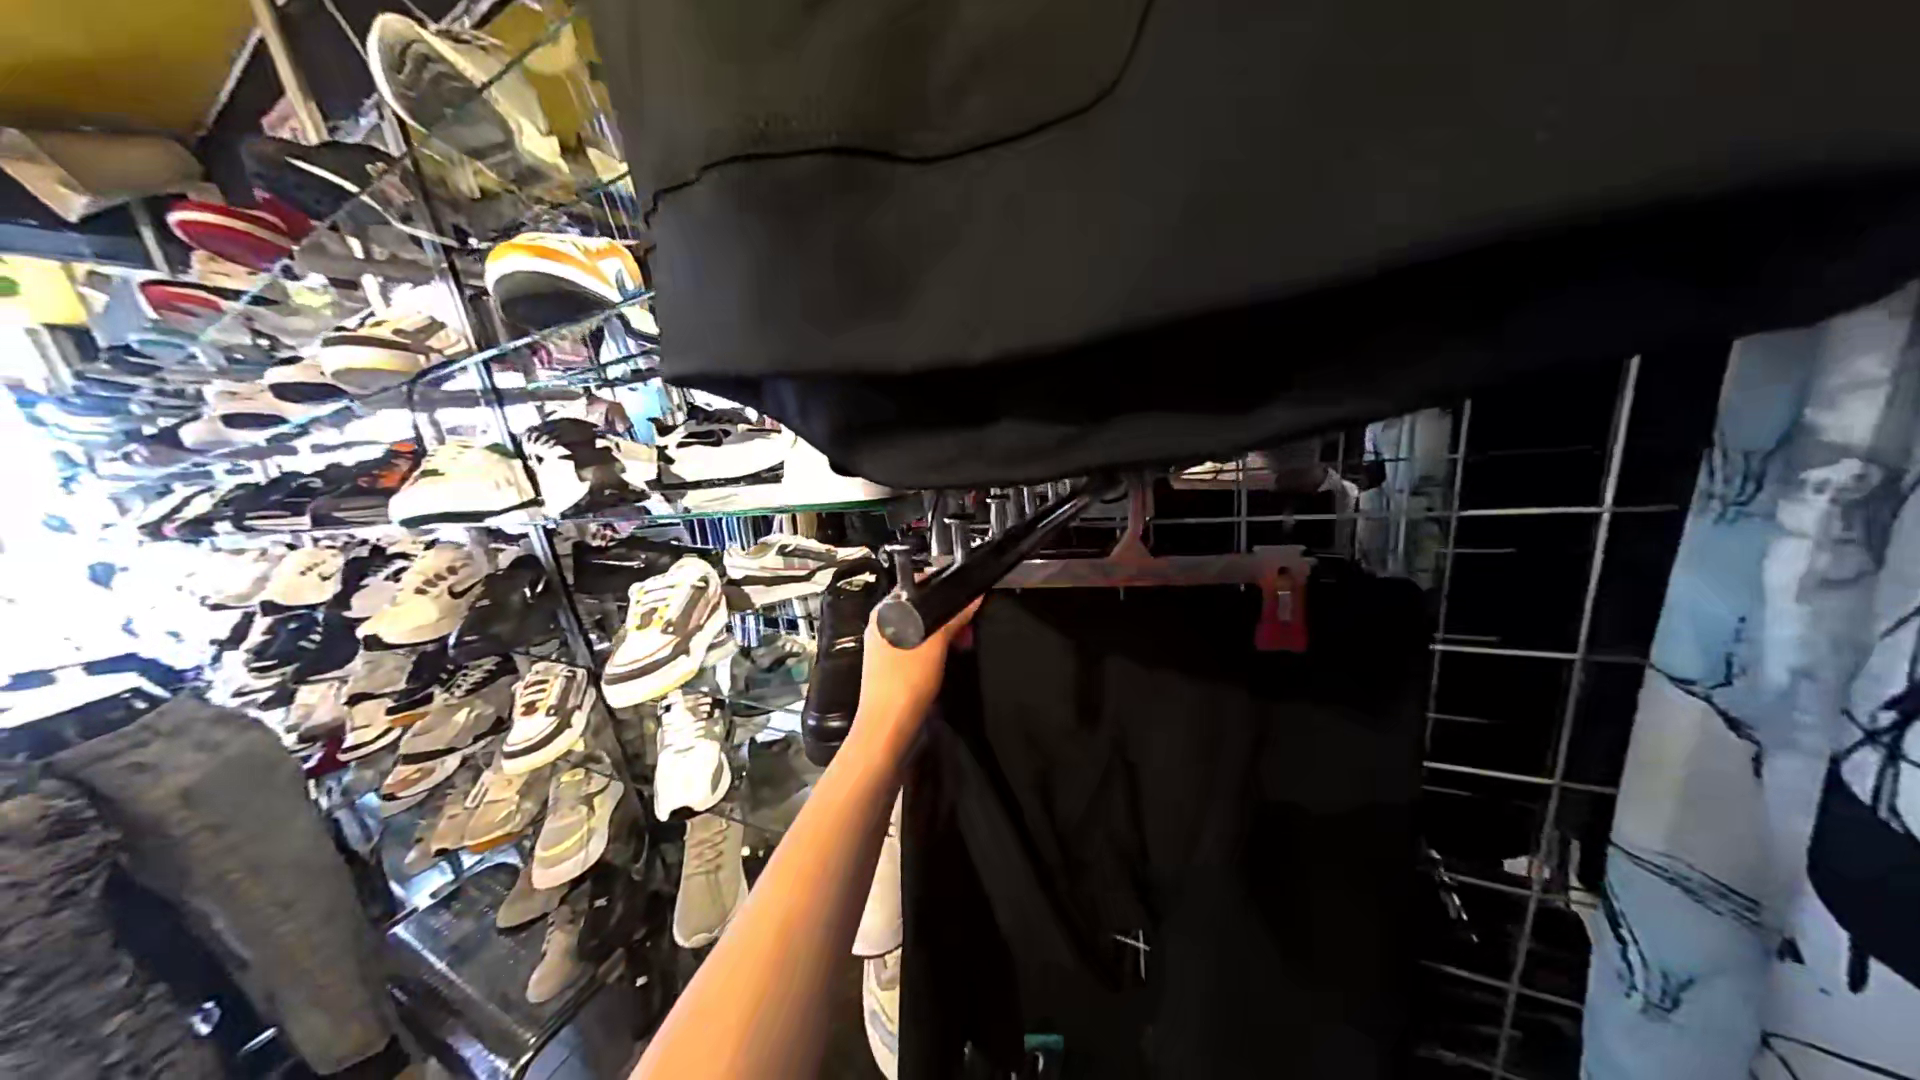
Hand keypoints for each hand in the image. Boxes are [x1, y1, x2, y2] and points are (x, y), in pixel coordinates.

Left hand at [855, 588, 980, 741]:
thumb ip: (953, 617)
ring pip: (921, 630)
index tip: (964, 592)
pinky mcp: (893, 668)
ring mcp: (886, 649)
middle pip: (920, 609)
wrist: (887, 729)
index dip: (940, 586)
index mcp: (884, 613)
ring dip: (945, 633)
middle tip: (970, 624)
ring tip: (965, 642)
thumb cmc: (906, 681)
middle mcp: (882, 627)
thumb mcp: (935, 644)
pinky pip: (919, 648)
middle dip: (947, 614)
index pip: (914, 586)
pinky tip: (951, 657)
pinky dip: (936, 649)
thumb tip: (973, 597)